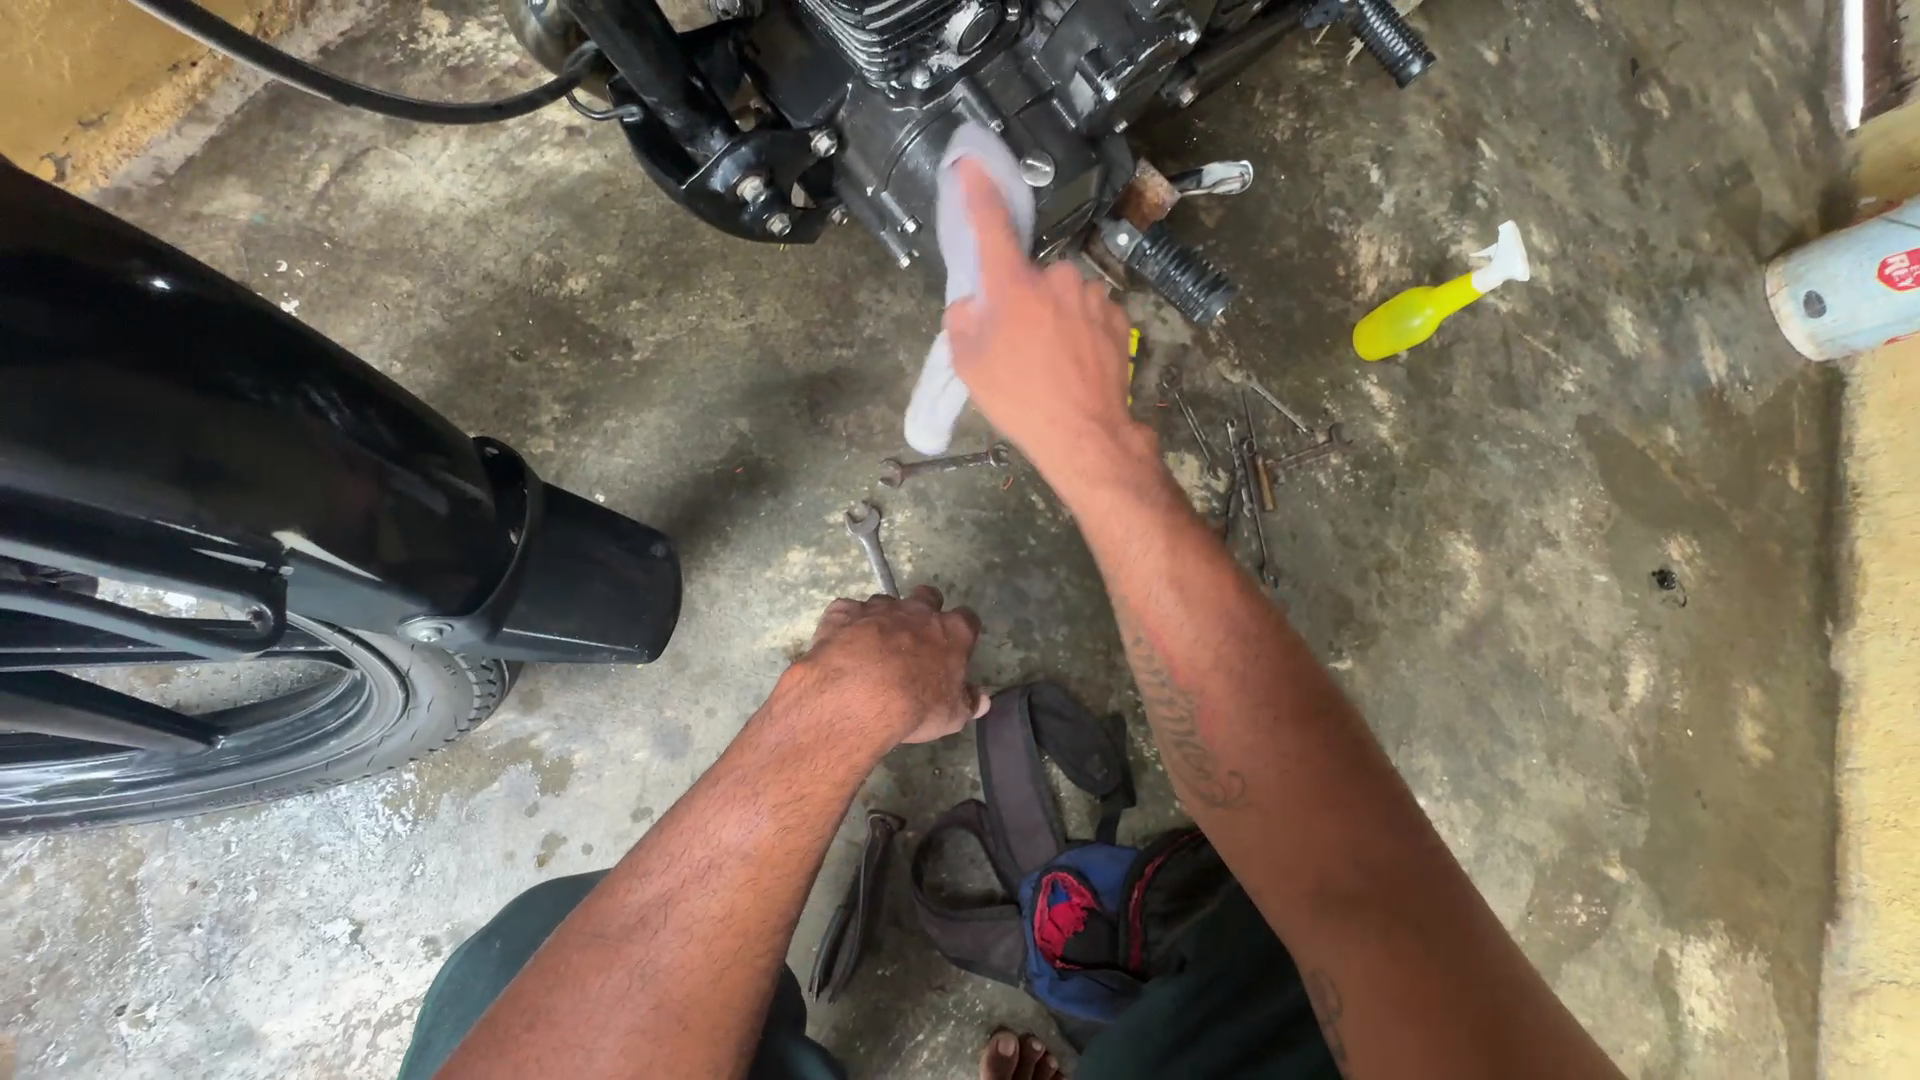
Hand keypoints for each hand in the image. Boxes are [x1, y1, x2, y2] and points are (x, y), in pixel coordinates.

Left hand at [786, 586, 988, 747]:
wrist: (859, 695)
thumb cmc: (915, 707)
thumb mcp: (951, 716)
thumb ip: (968, 703)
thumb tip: (983, 700)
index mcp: (951, 632)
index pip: (968, 619)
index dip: (962, 630)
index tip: (956, 645)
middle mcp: (917, 611)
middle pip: (928, 596)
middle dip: (924, 609)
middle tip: (916, 636)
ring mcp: (878, 608)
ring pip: (885, 602)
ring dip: (884, 618)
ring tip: (873, 645)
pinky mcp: (844, 613)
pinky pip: (847, 610)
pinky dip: (847, 623)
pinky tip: (842, 642)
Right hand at [943, 161, 1145, 481]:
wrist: (1084, 434)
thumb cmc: (1020, 400)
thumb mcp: (969, 366)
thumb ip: (962, 322)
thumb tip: (971, 304)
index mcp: (1013, 286)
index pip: (991, 226)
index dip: (978, 193)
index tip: (972, 165)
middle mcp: (1056, 279)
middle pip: (1031, 277)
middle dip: (1024, 300)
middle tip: (1020, 343)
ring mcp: (1093, 296)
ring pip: (1065, 295)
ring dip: (1057, 316)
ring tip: (1054, 360)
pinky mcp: (1119, 316)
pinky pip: (1091, 312)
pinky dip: (1083, 328)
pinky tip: (1079, 361)